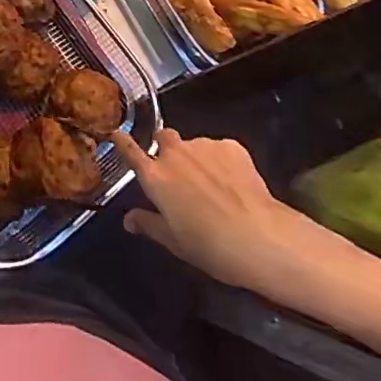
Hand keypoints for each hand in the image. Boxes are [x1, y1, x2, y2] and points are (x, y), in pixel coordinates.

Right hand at [111, 128, 366, 306]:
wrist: (262, 237)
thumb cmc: (211, 247)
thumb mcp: (174, 242)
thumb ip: (148, 224)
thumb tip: (130, 219)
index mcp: (155, 176)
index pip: (130, 150)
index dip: (122, 141)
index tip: (117, 133)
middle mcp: (174, 154)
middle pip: (163, 137)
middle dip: (166, 148)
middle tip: (178, 173)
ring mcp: (203, 146)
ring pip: (193, 145)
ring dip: (196, 158)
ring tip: (213, 185)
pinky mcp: (231, 145)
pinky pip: (219, 149)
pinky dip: (221, 161)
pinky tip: (234, 183)